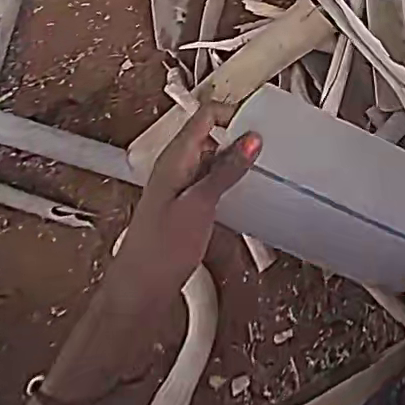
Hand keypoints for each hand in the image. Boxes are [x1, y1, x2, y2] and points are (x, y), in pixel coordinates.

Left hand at [101, 101, 260, 311]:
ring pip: (211, 157)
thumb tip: (251, 139)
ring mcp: (179, 183)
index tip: (258, 123)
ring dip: (234, 159)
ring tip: (258, 167)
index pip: (205, 115)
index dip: (232, 112)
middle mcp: (176, 165)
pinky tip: (242, 192)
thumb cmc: (161, 249)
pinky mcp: (184, 203)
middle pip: (210, 133)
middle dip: (237, 135)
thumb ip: (226, 170)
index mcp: (175, 157)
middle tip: (264, 145)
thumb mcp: (200, 204)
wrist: (139, 291)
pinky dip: (227, 179)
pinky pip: (210, 178)